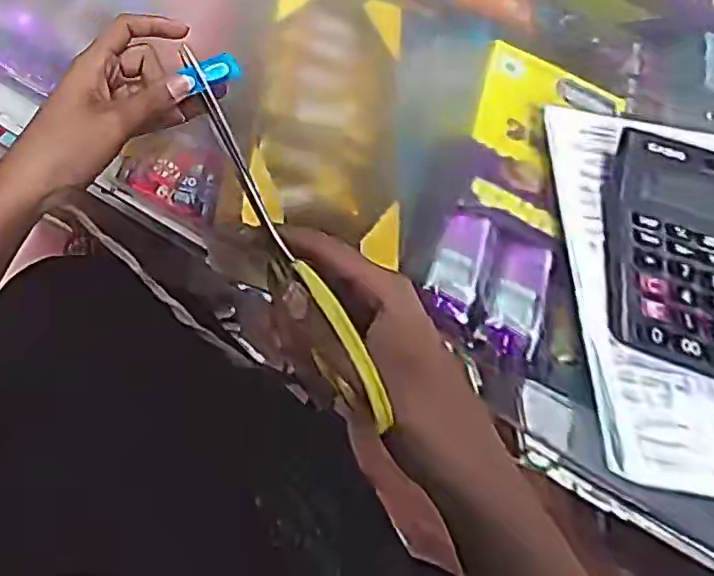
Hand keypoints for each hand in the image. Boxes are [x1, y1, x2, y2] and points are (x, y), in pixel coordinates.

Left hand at [2, 14, 199, 192]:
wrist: (32, 184)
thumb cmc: (67, 146)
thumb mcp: (113, 121)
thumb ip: (152, 100)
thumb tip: (188, 80)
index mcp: (93, 64)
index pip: (125, 29)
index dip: (155, 26)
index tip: (185, 34)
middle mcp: (99, 76)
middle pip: (140, 60)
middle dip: (168, 72)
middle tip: (198, 90)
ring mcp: (103, 101)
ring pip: (142, 88)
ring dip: (170, 94)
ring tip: (207, 100)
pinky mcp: (106, 124)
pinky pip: (138, 110)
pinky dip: (159, 112)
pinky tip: (186, 116)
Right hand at [281, 226, 516, 491]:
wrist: (467, 475)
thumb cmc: (422, 417)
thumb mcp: (364, 374)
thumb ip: (319, 330)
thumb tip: (282, 288)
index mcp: (386, 289)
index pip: (326, 248)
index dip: (286, 239)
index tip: (247, 237)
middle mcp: (381, 295)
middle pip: (320, 273)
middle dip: (286, 290)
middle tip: (261, 315)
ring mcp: (378, 320)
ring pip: (321, 301)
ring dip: (296, 323)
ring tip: (282, 349)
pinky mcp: (372, 345)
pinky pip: (330, 327)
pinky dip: (310, 341)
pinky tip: (305, 367)